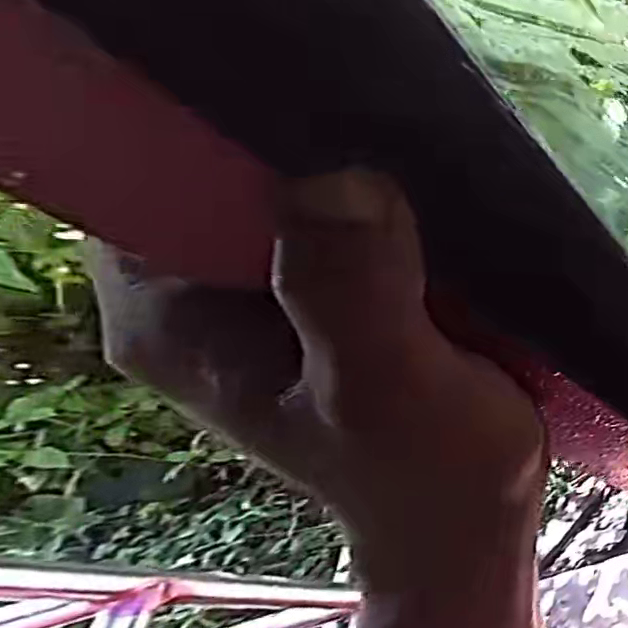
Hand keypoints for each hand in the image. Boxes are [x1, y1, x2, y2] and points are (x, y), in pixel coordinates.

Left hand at [87, 169, 546, 593]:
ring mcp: (280, 304)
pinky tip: (445, 213)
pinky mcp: (343, 310)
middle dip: (310, 152)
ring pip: (302, 206)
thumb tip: (342, 177)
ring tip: (431, 162)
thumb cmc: (437, 467)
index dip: (224, 130)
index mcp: (174, 315)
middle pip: (230, 183)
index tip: (323, 108)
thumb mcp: (394, 386)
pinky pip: (354, 236)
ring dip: (364, 183)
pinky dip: (397, 218)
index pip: (152, 178)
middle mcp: (208, 299)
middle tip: (398, 130)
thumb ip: (356, 294)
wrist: (475, 519)